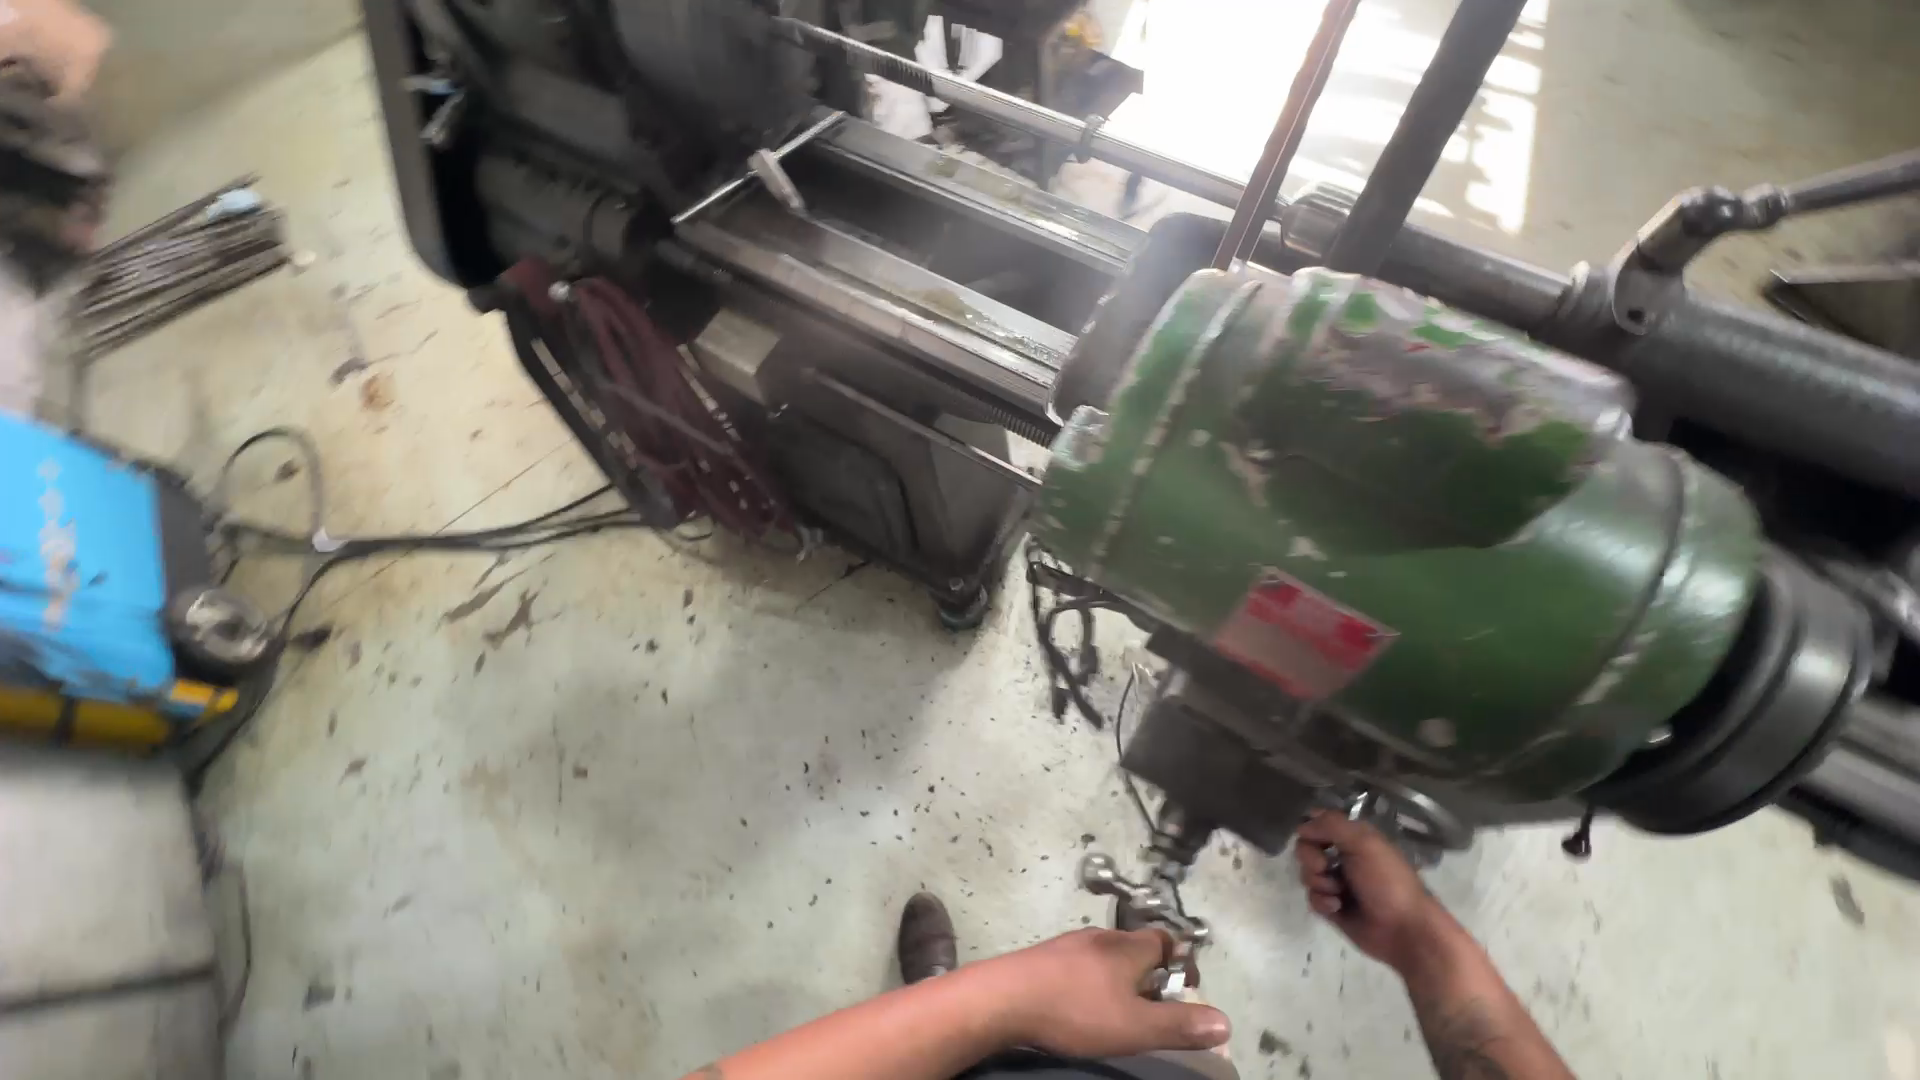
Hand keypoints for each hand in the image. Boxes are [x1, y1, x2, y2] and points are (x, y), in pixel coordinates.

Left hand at [972, 927, 1230, 1057]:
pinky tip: (1083, 1002)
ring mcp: (1071, 943)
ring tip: (1121, 1008)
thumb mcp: (1135, 1026)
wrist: (1007, 997)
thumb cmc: (1076, 1010)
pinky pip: (1082, 963)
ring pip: (1108, 955)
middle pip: (1137, 947)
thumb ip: (1178, 1024)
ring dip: (1121, 977)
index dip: (1180, 960)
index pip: (1164, 940)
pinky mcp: (1048, 956)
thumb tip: (1224, 1020)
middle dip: (1150, 973)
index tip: (1185, 989)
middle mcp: (1101, 935)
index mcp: (1127, 947)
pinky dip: (1093, 980)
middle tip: (1154, 1007)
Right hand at [1293, 810, 1448, 972]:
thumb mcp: (1364, 843)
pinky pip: (1312, 898)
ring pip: (1306, 873)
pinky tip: (1338, 908)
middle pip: (1305, 848)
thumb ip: (1331, 824)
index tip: (1316, 840)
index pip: (1318, 822)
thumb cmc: (1388, 882)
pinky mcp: (1333, 907)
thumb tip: (1302, 828)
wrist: (1405, 931)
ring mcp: (1337, 883)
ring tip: (1339, 894)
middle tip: (1324, 867)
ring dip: (1318, 882)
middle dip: (1310, 858)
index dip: (1310, 829)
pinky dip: (1322, 902)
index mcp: (1353, 838)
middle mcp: (1343, 857)